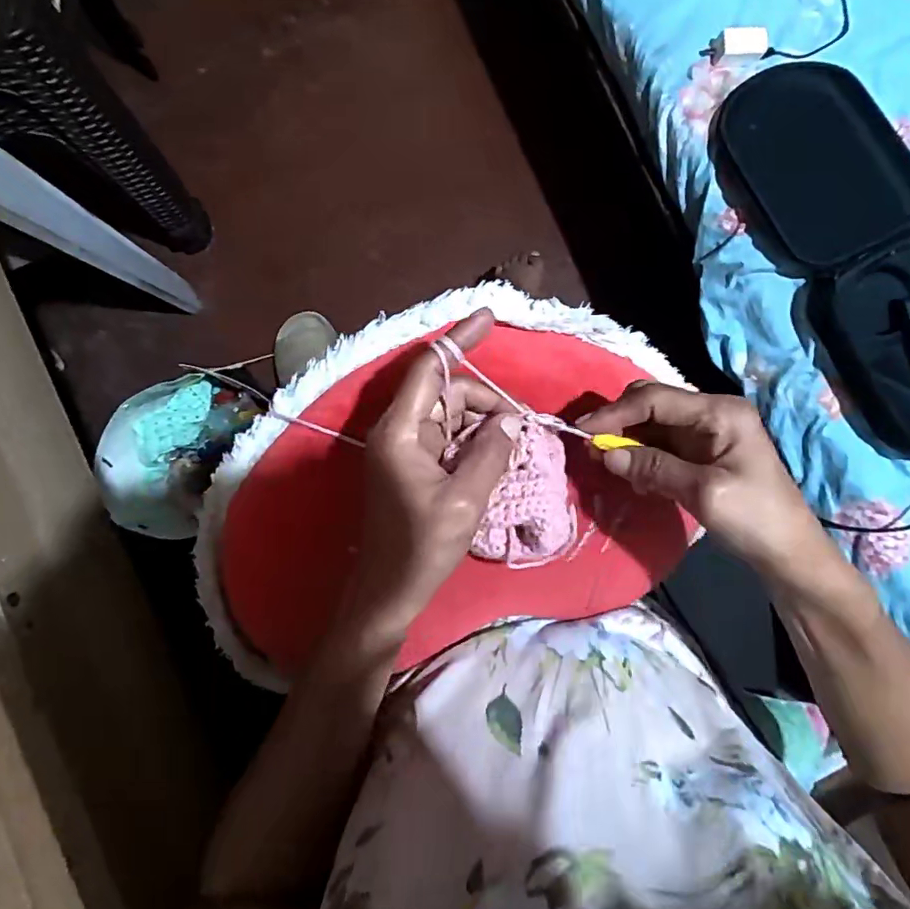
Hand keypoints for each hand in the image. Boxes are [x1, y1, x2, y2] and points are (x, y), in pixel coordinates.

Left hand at [342, 309, 517, 638]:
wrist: (388, 592)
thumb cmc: (420, 548)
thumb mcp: (465, 501)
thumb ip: (491, 453)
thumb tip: (512, 420)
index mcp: (401, 432)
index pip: (430, 369)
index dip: (459, 340)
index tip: (488, 316)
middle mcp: (398, 431)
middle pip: (447, 393)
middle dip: (486, 401)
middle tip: (522, 428)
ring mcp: (404, 449)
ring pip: (450, 415)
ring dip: (483, 423)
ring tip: (513, 447)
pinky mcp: (411, 466)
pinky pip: (447, 438)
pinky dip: (473, 441)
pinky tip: (496, 457)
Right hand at [577, 382, 854, 598]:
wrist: (790, 555)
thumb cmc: (756, 519)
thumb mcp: (704, 492)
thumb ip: (654, 467)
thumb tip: (606, 453)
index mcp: (720, 411)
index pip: (655, 398)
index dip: (615, 412)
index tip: (582, 431)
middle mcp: (712, 413)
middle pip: (652, 404)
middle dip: (619, 423)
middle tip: (591, 447)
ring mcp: (707, 434)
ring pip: (653, 426)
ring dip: (628, 442)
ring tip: (608, 465)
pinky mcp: (701, 455)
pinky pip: (661, 446)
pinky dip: (641, 457)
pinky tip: (633, 477)